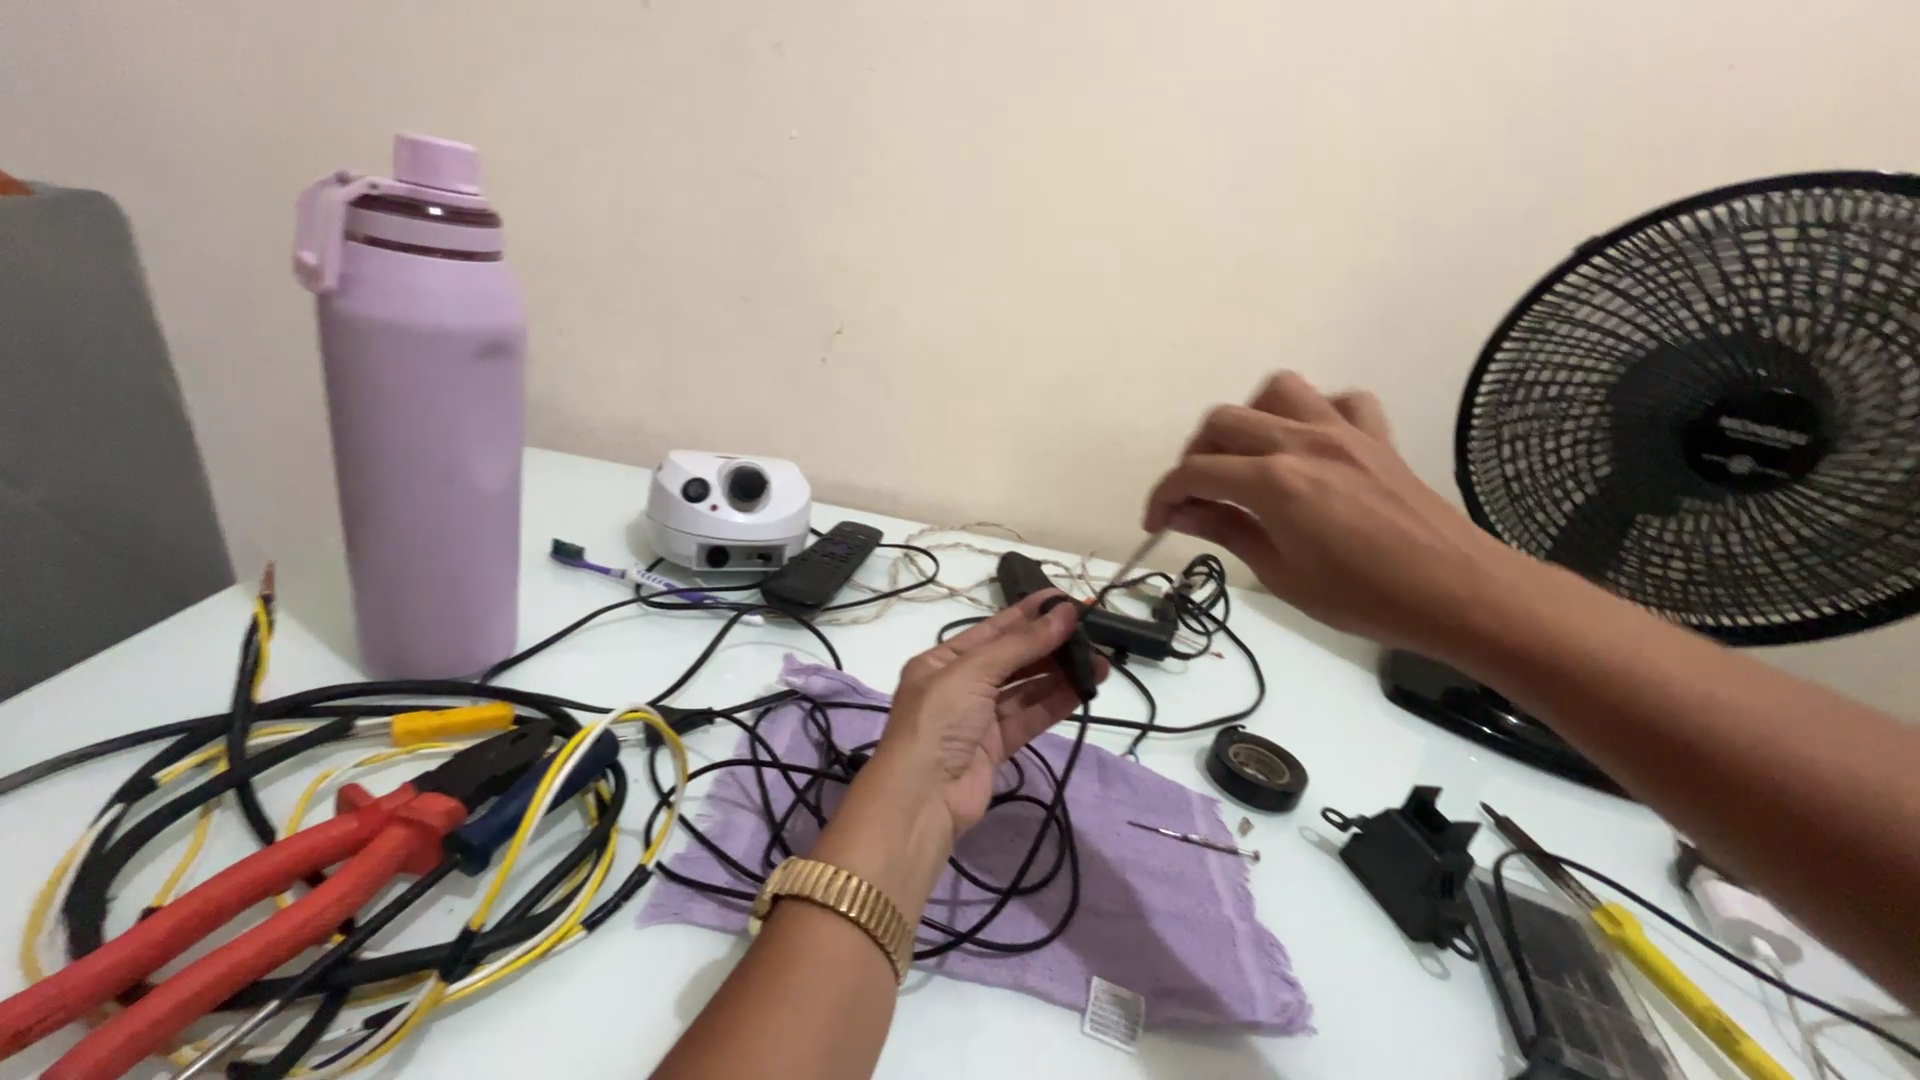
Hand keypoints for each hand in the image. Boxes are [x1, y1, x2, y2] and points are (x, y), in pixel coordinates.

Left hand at [877, 593, 1106, 835]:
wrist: (922, 798)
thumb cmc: (938, 721)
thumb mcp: (973, 672)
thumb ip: (1022, 645)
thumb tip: (1064, 613)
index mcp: (941, 661)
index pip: (992, 630)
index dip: (1028, 615)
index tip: (1064, 601)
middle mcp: (958, 685)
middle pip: (1011, 659)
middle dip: (1049, 646)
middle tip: (1090, 633)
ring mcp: (977, 718)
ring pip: (1025, 689)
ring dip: (1060, 674)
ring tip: (1100, 662)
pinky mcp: (995, 747)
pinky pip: (1029, 717)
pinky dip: (1056, 702)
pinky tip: (1084, 689)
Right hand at [1144, 371, 1530, 658]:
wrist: (1456, 591)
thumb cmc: (1362, 597)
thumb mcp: (1280, 573)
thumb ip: (1227, 531)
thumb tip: (1183, 513)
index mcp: (1273, 482)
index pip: (1195, 473)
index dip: (1163, 495)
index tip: (1156, 522)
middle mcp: (1301, 441)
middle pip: (1223, 422)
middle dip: (1195, 456)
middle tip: (1195, 496)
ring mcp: (1343, 431)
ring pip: (1277, 391)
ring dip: (1250, 418)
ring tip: (1248, 457)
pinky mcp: (1376, 436)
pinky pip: (1339, 401)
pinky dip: (1315, 414)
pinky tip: (1310, 446)